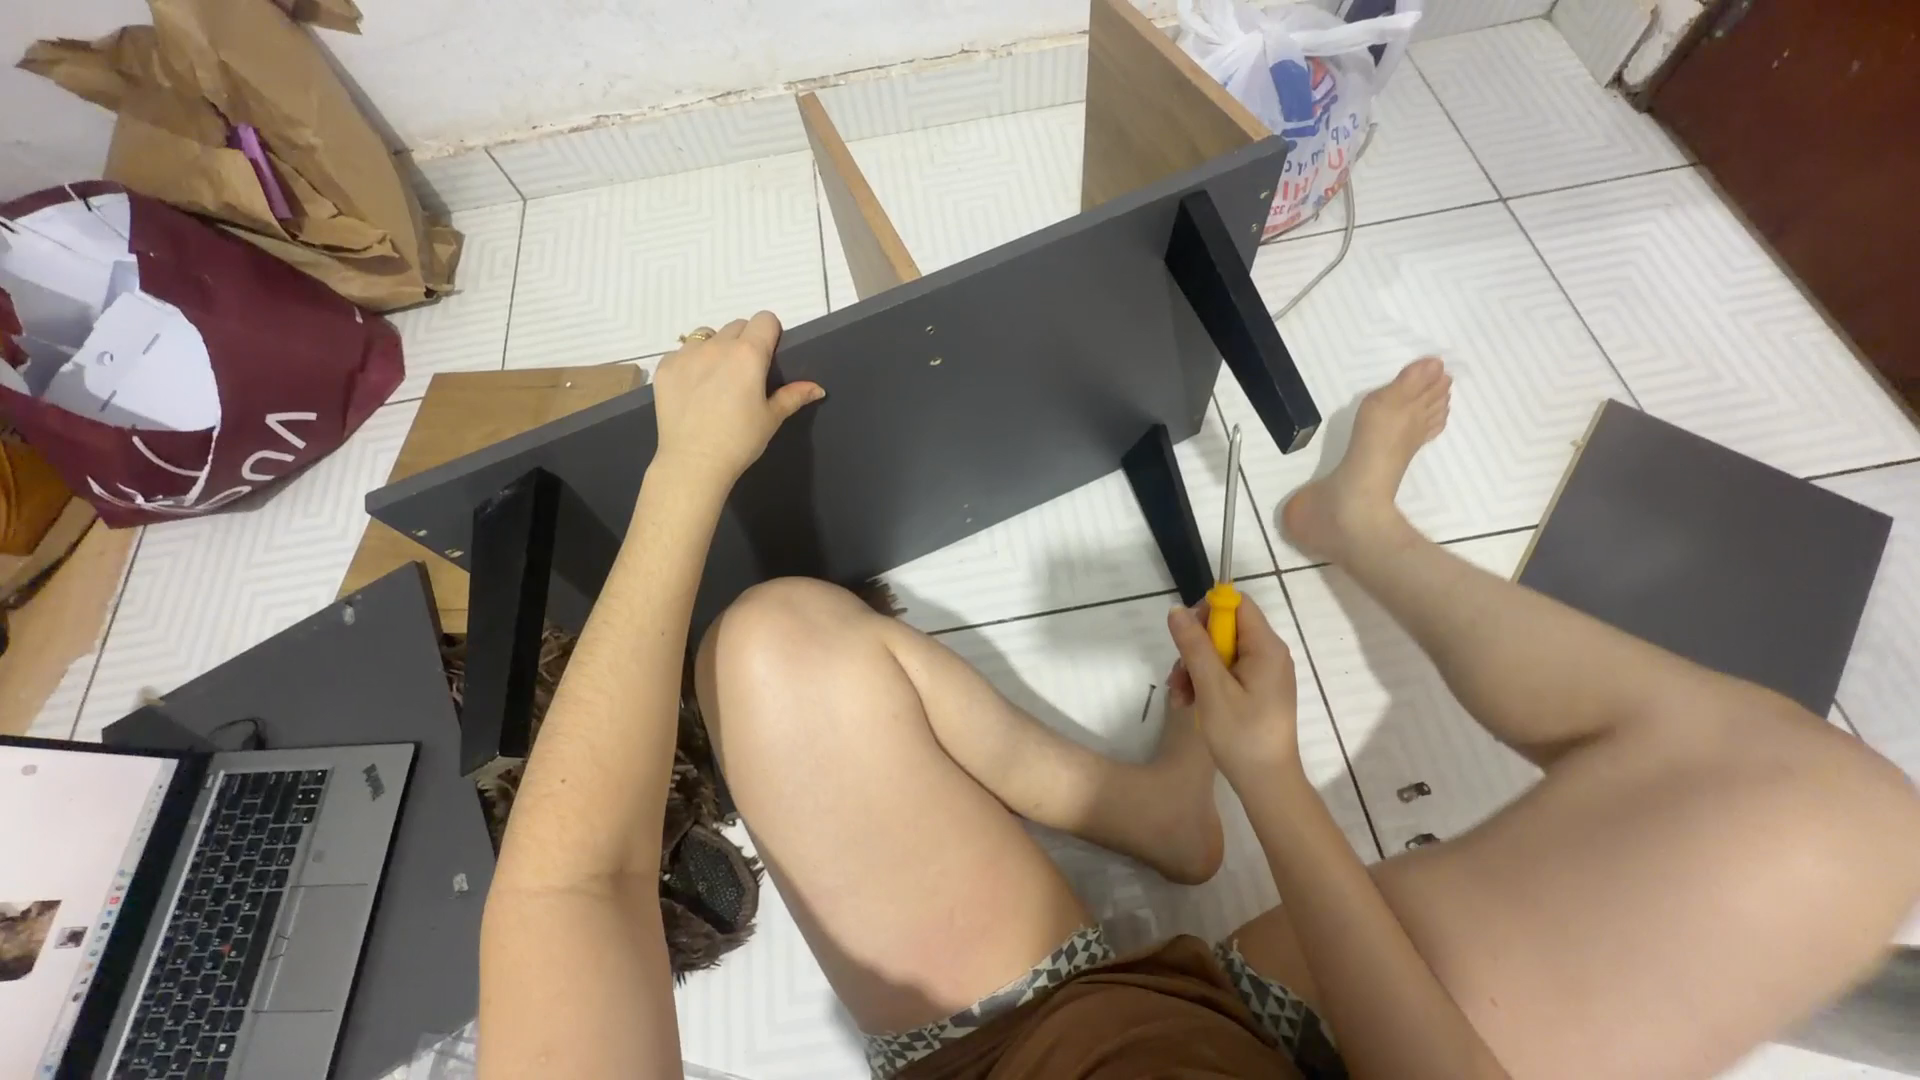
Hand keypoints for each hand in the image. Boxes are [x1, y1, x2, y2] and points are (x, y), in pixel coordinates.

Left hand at [651, 311, 823, 486]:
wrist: (694, 462)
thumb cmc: (739, 441)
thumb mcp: (771, 418)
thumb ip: (793, 396)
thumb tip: (818, 388)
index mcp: (748, 354)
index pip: (765, 320)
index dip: (771, 334)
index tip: (770, 356)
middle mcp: (717, 346)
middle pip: (737, 326)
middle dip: (745, 341)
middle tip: (745, 373)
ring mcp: (687, 354)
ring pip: (707, 335)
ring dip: (716, 348)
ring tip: (716, 378)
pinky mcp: (666, 368)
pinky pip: (681, 353)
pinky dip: (691, 363)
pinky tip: (693, 390)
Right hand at [1166, 594, 1300, 778]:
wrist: (1267, 783)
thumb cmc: (1242, 735)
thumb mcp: (1212, 688)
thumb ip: (1194, 646)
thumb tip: (1177, 610)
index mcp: (1266, 648)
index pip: (1237, 604)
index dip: (1208, 611)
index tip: (1186, 636)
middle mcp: (1269, 654)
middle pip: (1225, 629)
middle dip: (1195, 647)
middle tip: (1178, 676)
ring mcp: (1264, 673)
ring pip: (1221, 652)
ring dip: (1195, 668)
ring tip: (1180, 696)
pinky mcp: (1257, 690)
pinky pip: (1227, 672)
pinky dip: (1206, 682)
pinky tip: (1190, 702)